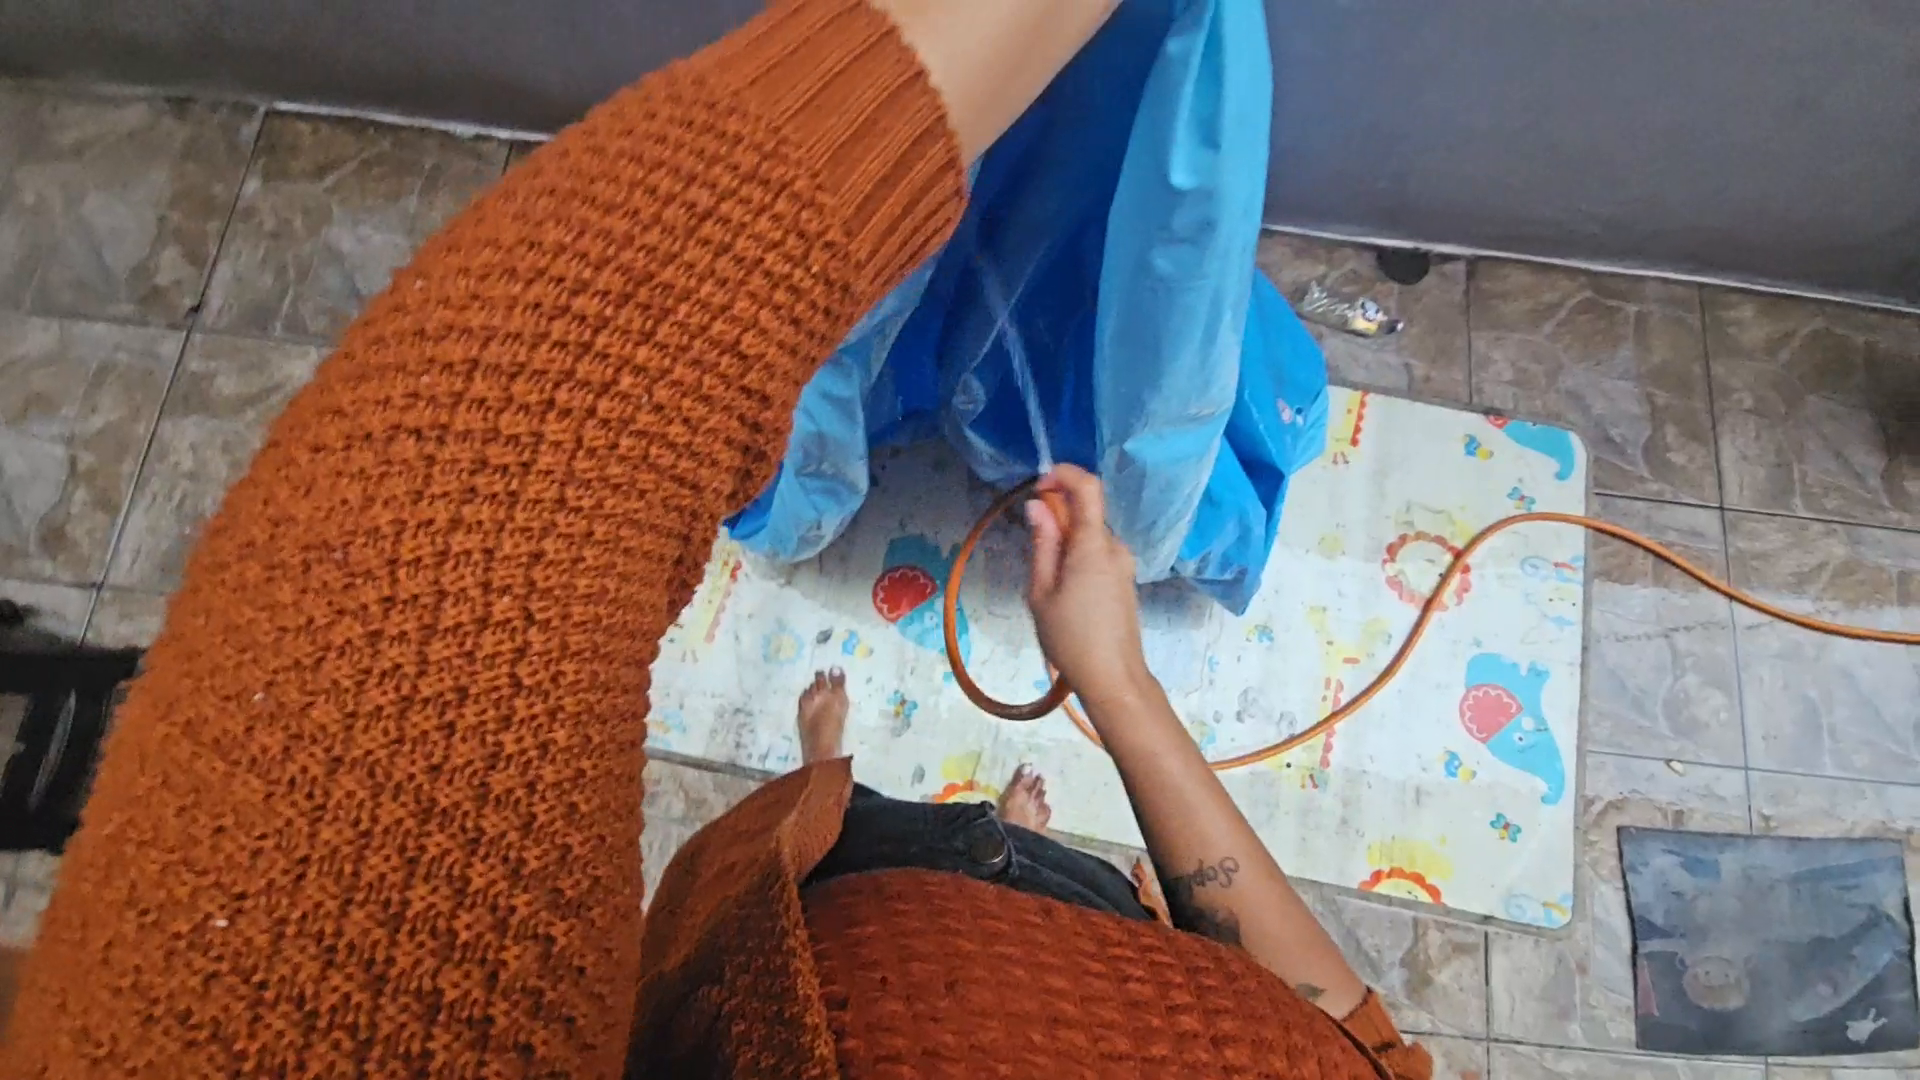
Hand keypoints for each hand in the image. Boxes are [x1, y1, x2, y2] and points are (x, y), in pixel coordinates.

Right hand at [1025, 465, 1153, 708]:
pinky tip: (1065, 590)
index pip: (1088, 487)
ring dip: (1066, 539)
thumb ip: (1041, 544)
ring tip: (1046, 581)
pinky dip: (1078, 555)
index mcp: (1093, 545)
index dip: (1063, 474)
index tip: (1038, 486)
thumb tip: (1037, 506)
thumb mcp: (1041, 592)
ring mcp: (1124, 563)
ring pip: (1090, 534)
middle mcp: (1114, 546)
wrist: (1113, 677)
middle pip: (1086, 512)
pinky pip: (1098, 552)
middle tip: (1032, 548)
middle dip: (1057, 516)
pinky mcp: (1125, 578)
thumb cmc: (1069, 637)